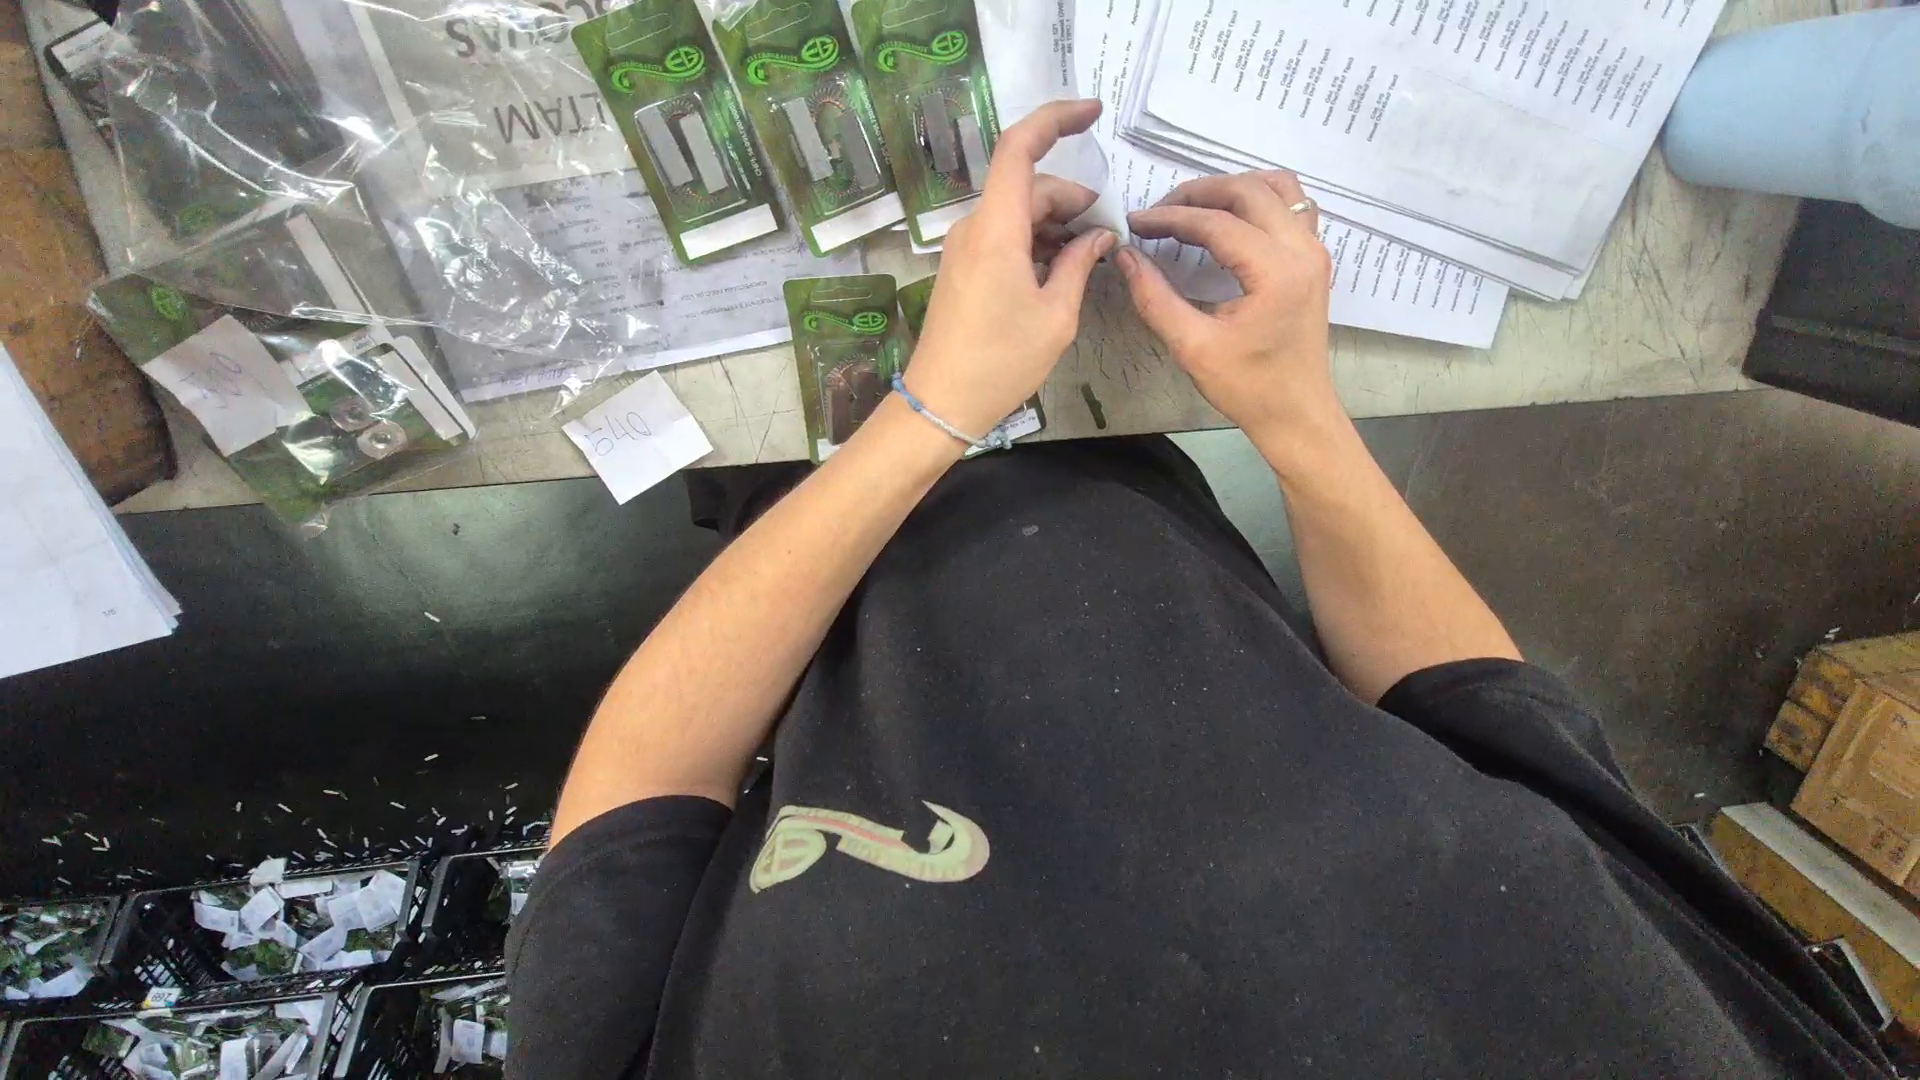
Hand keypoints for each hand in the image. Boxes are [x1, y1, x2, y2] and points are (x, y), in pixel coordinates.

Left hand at [905, 99, 1117, 437]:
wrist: (942, 403)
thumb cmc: (1001, 363)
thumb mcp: (1056, 317)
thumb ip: (1079, 265)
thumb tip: (1099, 236)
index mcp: (997, 231)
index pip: (1020, 148)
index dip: (1056, 119)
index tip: (1094, 114)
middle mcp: (974, 229)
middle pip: (1027, 186)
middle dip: (1070, 198)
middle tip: (1105, 233)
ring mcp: (963, 249)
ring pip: (1015, 213)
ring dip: (1053, 223)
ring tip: (1086, 256)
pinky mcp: (960, 270)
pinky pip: (1001, 237)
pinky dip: (1032, 242)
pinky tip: (1057, 269)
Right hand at [1116, 171, 1339, 453]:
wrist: (1296, 413)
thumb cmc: (1247, 387)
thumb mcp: (1192, 347)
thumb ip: (1155, 298)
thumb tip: (1126, 257)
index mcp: (1275, 271)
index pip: (1217, 223)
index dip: (1171, 219)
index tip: (1136, 224)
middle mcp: (1302, 249)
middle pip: (1249, 190)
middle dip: (1199, 193)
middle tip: (1159, 213)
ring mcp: (1314, 250)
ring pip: (1277, 188)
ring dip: (1232, 189)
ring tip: (1192, 208)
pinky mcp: (1314, 259)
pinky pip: (1290, 206)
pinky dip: (1257, 201)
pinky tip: (1229, 220)